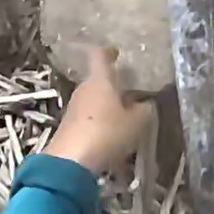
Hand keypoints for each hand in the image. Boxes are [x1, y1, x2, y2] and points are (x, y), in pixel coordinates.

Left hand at [43, 47, 153, 172]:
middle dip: (113, 86)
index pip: (100, 56)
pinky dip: (100, 124)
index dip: (109, 52)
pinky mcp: (68, 127)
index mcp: (100, 80)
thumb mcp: (136, 122)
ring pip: (94, 100)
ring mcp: (73, 108)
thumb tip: (145, 104)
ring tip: (125, 121)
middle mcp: (84, 89)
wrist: (70, 162)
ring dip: (107, 107)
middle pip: (98, 81)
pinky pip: (88, 119)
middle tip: (131, 94)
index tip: (117, 52)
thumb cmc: (107, 133)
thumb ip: (144, 110)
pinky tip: (111, 140)